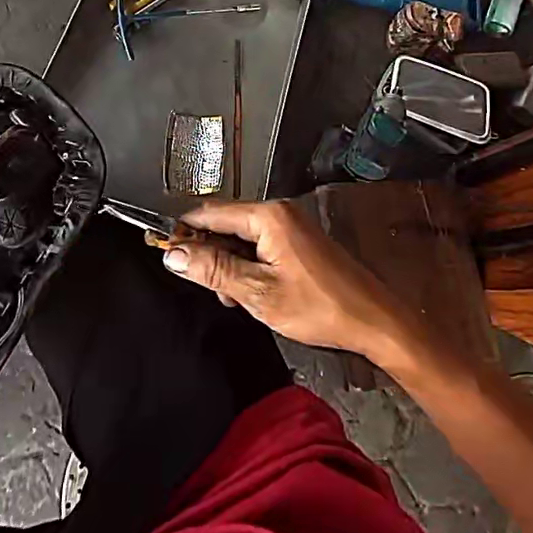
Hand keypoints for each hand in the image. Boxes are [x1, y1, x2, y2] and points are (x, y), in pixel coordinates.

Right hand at [161, 200, 412, 357]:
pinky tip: (249, 293)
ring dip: (228, 265)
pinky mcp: (297, 241)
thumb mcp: (258, 292)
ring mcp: (290, 225)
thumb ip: (213, 270)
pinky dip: (247, 266)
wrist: (372, 320)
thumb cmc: (320, 307)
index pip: (210, 213)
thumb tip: (173, 254)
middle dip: (208, 253)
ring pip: (241, 238)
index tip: (159, 248)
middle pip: (225, 224)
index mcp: (269, 216)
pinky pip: (259, 245)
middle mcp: (279, 212)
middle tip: (205, 286)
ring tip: (233, 296)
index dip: (183, 231)